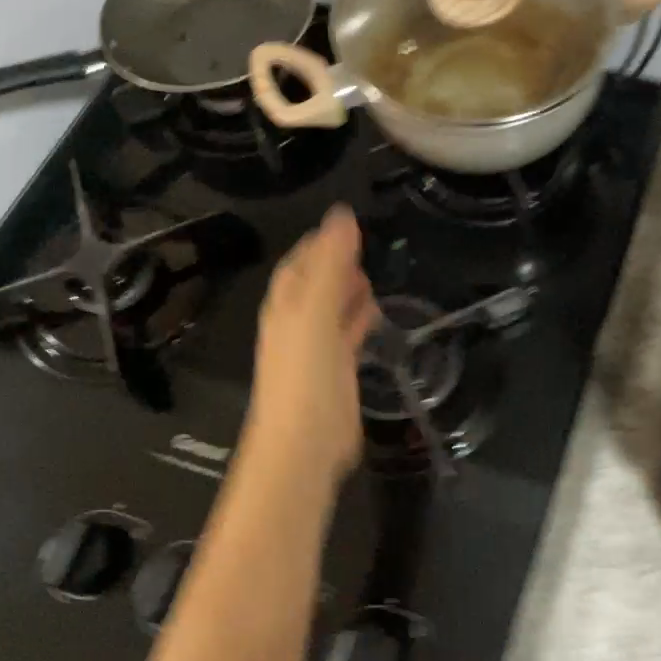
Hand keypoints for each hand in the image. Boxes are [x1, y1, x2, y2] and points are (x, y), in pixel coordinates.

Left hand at [246, 206, 377, 485]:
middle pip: (313, 284)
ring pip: (331, 309)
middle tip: (363, 247)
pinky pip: (346, 334)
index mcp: (285, 307)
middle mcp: (296, 324)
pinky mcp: (336, 372)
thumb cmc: (305, 375)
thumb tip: (342, 215)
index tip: (345, 224)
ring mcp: (315, 350)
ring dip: (348, 291)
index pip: (299, 263)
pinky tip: (375, 313)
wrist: (304, 445)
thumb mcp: (315, 311)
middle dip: (335, 264)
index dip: (319, 242)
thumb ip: (330, 265)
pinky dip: (358, 319)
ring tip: (371, 276)